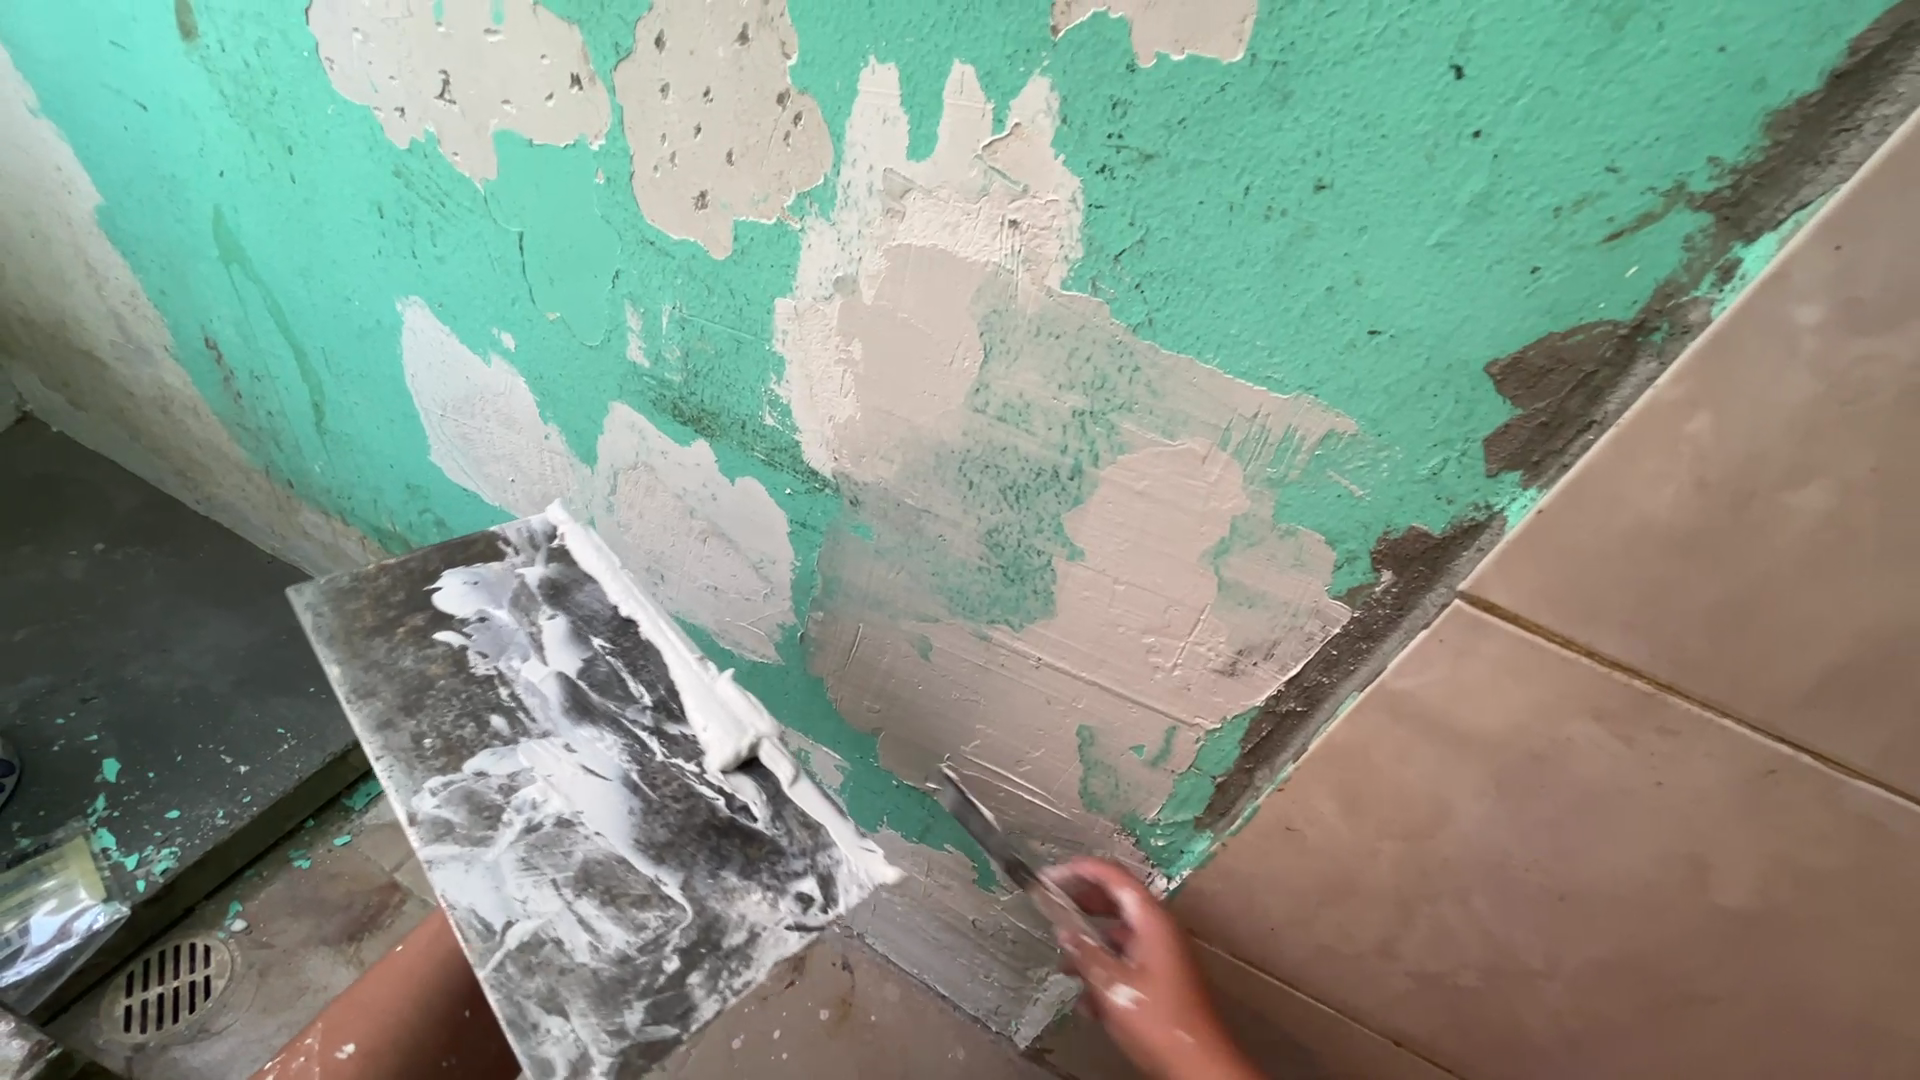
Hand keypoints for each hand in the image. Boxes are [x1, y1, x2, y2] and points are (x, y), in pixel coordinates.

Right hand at [1044, 857, 1262, 1079]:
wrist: (1202, 1067)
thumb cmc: (1158, 1020)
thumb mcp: (1113, 986)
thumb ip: (1086, 954)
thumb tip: (1064, 930)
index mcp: (1151, 918)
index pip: (1112, 875)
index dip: (1079, 870)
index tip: (1050, 877)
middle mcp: (1158, 927)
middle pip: (1115, 899)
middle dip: (1081, 903)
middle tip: (1051, 907)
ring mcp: (1162, 952)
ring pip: (1118, 933)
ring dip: (1090, 943)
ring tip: (1064, 962)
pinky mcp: (1161, 976)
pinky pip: (1127, 959)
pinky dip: (1105, 968)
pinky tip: (1086, 1000)